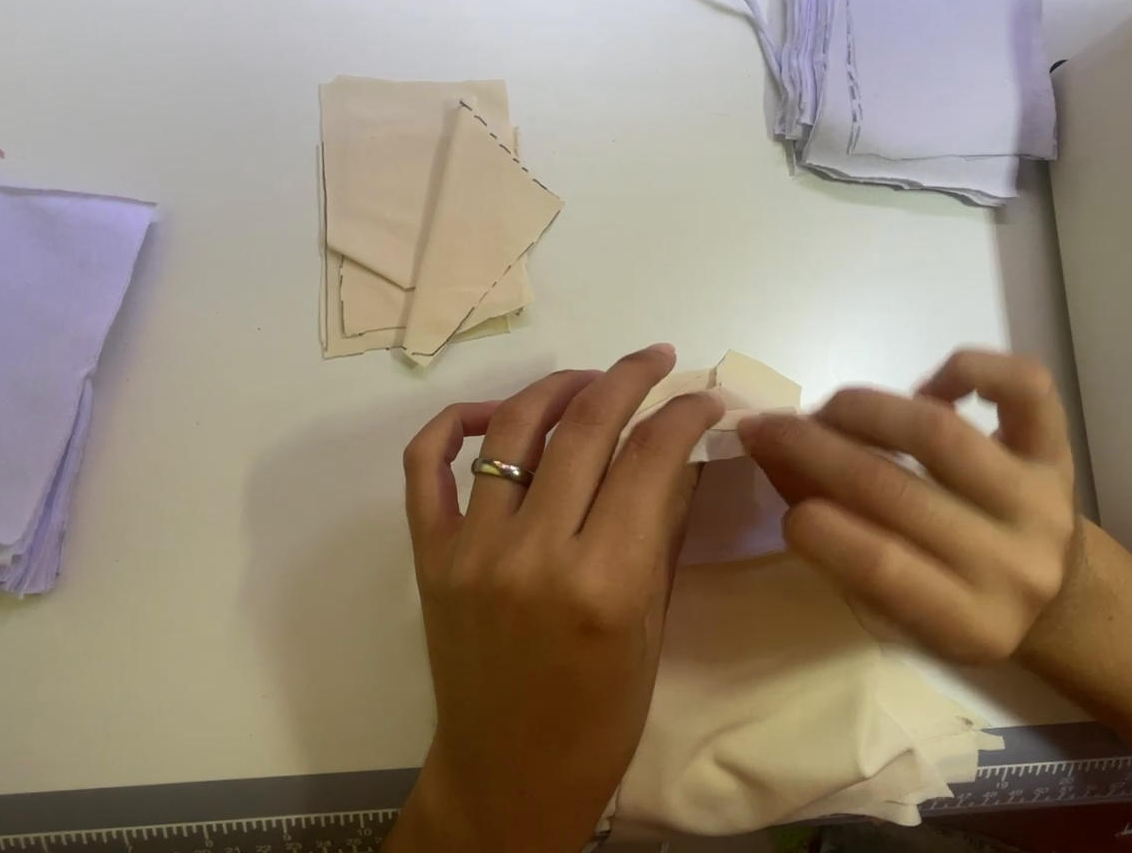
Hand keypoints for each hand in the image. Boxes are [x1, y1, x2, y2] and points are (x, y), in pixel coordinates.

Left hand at [389, 345, 724, 852]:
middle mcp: (533, 553)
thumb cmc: (600, 714)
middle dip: (628, 377)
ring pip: (512, 428)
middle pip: (585, 427)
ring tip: (590, 380)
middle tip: (653, 359)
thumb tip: (679, 450)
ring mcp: (471, 549)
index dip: (684, 412)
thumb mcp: (652, 624)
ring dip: (557, 387)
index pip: (651, 458)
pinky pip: (427, 464)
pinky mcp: (428, 554)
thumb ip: (662, 527)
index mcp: (603, 582)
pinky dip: (454, 422)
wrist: (510, 771)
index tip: (705, 396)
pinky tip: (491, 413)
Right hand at [739, 350, 1076, 664]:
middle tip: (765, 429)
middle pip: (895, 490)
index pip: (881, 566)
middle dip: (812, 449)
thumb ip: (832, 538)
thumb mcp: (891, 604)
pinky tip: (927, 386)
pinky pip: (1024, 387)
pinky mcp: (1059, 450)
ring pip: (940, 434)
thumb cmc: (952, 603)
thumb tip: (771, 458)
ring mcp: (1041, 499)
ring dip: (863, 411)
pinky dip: (968, 369)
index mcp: (969, 623)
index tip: (781, 507)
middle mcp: (1015, 563)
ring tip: (827, 410)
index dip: (814, 526)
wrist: (1058, 598)